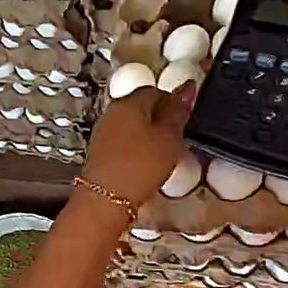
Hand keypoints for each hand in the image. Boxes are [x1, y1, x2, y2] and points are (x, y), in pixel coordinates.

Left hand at [81, 83, 195, 205]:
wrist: (106, 199)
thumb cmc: (138, 167)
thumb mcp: (170, 137)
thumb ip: (178, 111)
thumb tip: (187, 89)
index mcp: (128, 102)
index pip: (157, 91)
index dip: (174, 104)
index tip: (185, 120)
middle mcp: (111, 112)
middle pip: (142, 108)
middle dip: (160, 120)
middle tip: (176, 139)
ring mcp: (103, 132)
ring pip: (132, 126)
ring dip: (148, 136)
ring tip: (162, 155)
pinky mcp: (100, 152)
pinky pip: (123, 143)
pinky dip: (136, 149)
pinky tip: (144, 165)